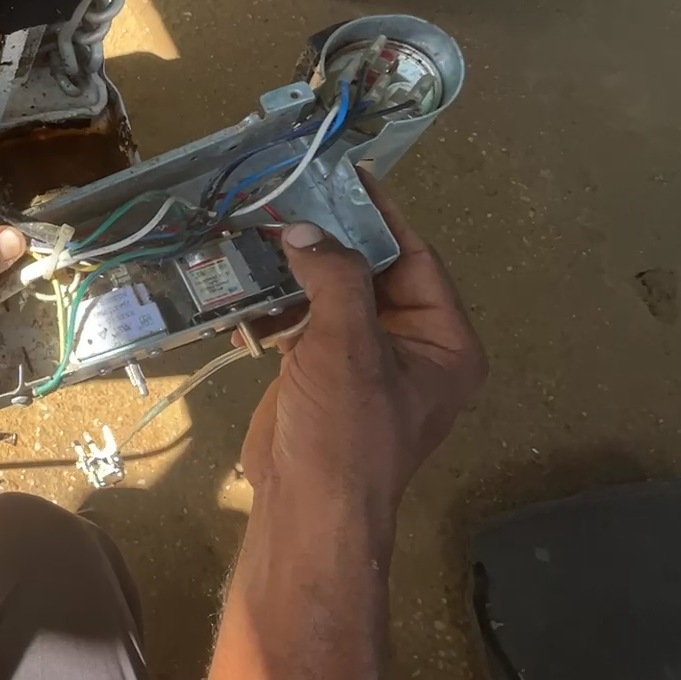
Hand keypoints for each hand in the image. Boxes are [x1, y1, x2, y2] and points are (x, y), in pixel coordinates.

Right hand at [240, 170, 485, 521]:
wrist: (307, 504)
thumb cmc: (346, 429)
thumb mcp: (346, 347)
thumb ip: (332, 280)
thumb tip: (302, 230)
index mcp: (440, 339)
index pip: (413, 258)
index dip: (380, 216)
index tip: (348, 175)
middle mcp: (405, 343)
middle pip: (363, 273)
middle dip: (321, 243)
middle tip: (283, 204)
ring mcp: (357, 357)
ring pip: (323, 295)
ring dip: (287, 275)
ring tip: (250, 243)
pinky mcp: (317, 370)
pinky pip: (297, 323)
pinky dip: (270, 311)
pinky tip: (239, 305)